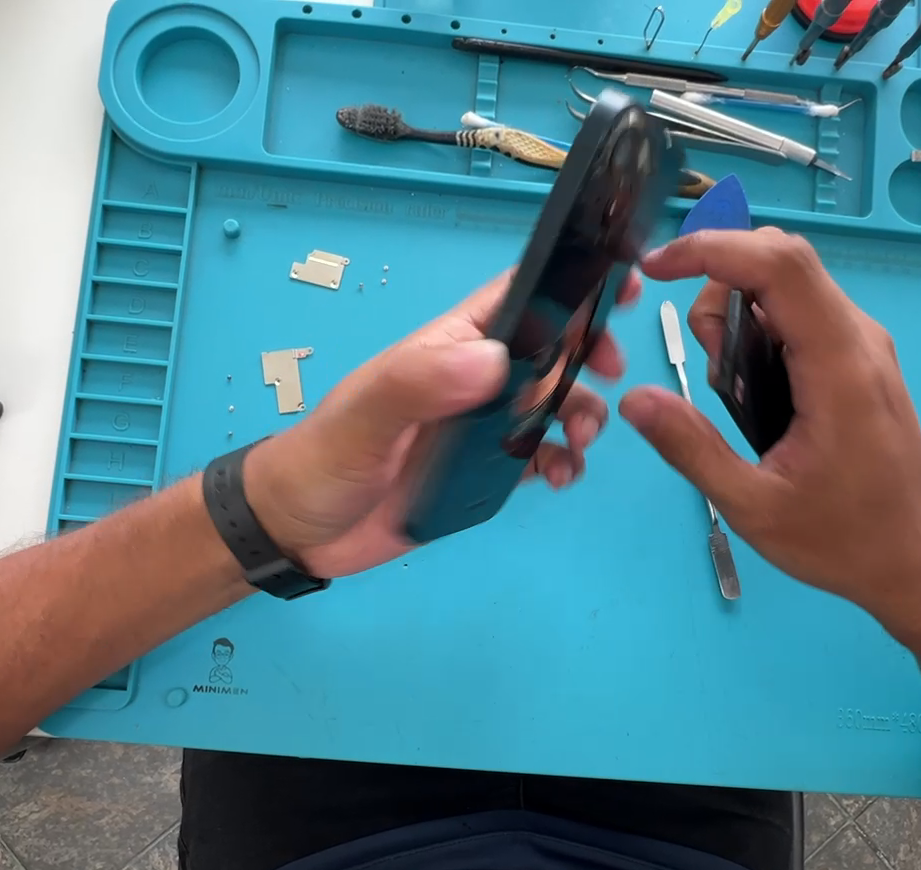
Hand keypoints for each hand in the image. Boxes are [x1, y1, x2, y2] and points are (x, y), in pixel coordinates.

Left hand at [244, 269, 634, 578]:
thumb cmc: (325, 460)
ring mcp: (480, 429)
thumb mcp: (366, 417)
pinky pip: (536, 457)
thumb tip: (496, 361)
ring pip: (552, 407)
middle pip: (549, 352)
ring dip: (580, 416)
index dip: (569, 286)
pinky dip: (559, 462)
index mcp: (446, 350)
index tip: (619, 289)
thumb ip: (420, 384)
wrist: (301, 530)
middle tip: (610, 379)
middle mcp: (471, 383)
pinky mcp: (483, 474)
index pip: (516, 299)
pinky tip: (558, 478)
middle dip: (588, 357)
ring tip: (578, 445)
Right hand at [618, 228, 920, 638]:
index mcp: (837, 365)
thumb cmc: (839, 537)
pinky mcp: (855, 360)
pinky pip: (798, 314)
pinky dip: (756, 332)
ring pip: (787, 285)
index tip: (655, 268)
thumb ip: (691, 447)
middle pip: (781, 261)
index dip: (711, 249)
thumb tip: (634, 400)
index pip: (777, 265)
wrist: (915, 558)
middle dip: (718, 286)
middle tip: (703, 364)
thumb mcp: (751, 504)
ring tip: (728, 395)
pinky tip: (749, 392)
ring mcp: (861, 346)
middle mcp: (856, 337)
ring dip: (735, 316)